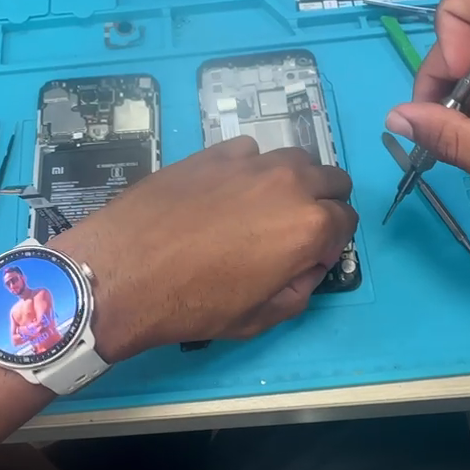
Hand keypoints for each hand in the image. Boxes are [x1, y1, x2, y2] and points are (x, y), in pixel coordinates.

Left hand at [49, 137, 357, 360]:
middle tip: (292, 233)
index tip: (307, 261)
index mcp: (309, 225)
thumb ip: (300, 289)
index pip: (346, 221)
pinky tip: (223, 194)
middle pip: (331, 179)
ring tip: (260, 210)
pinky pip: (249, 151)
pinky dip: (249, 170)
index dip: (330, 245)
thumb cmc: (193, 304)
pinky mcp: (212, 152)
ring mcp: (249, 161)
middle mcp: (288, 182)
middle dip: (323, 205)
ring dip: (291, 182)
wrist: (122, 272)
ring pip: (294, 159)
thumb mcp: (259, 318)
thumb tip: (308, 265)